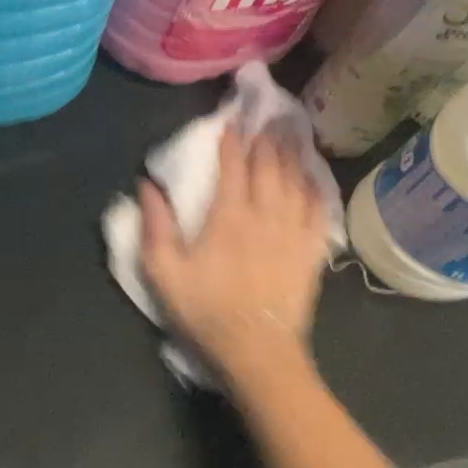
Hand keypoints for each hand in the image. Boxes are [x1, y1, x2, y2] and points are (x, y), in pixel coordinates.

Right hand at [139, 126, 327, 386]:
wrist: (257, 352)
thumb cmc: (205, 310)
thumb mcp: (164, 271)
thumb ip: (155, 226)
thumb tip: (148, 185)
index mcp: (227, 216)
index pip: (233, 166)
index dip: (232, 140)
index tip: (231, 120)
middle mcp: (264, 215)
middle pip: (269, 166)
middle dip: (266, 138)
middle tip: (266, 115)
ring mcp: (293, 233)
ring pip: (296, 181)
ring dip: (292, 153)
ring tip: (290, 131)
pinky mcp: (311, 252)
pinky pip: (319, 209)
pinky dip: (316, 187)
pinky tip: (313, 175)